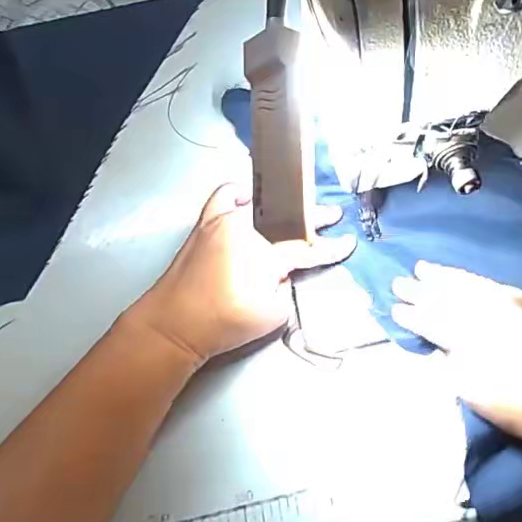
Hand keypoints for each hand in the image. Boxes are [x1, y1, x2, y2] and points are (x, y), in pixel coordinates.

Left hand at [130, 184, 355, 364]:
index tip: (348, 244)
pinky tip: (246, 196)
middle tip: (332, 216)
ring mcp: (220, 222)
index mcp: (263, 251)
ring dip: (281, 208)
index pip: (305, 248)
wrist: (173, 327)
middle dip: (312, 220)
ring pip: (258, 205)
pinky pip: (222, 198)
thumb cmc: (221, 324)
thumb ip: (284, 289)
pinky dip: (237, 195)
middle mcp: (243, 228)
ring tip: (296, 208)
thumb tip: (280, 276)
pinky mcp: (203, 227)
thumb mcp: (272, 315)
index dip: (330, 248)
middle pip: (286, 220)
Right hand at [390, 262, 521, 470]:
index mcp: (475, 336)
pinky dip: (470, 278)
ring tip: (423, 269)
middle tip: (398, 283)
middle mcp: (492, 311)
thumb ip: (450, 367)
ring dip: (444, 277)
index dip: (412, 315)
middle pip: (448, 296)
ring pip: (469, 284)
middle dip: (421, 290)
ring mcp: (514, 302)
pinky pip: (490, 282)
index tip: (394, 309)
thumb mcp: (481, 397)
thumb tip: (431, 348)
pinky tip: (463, 276)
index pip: (434, 319)